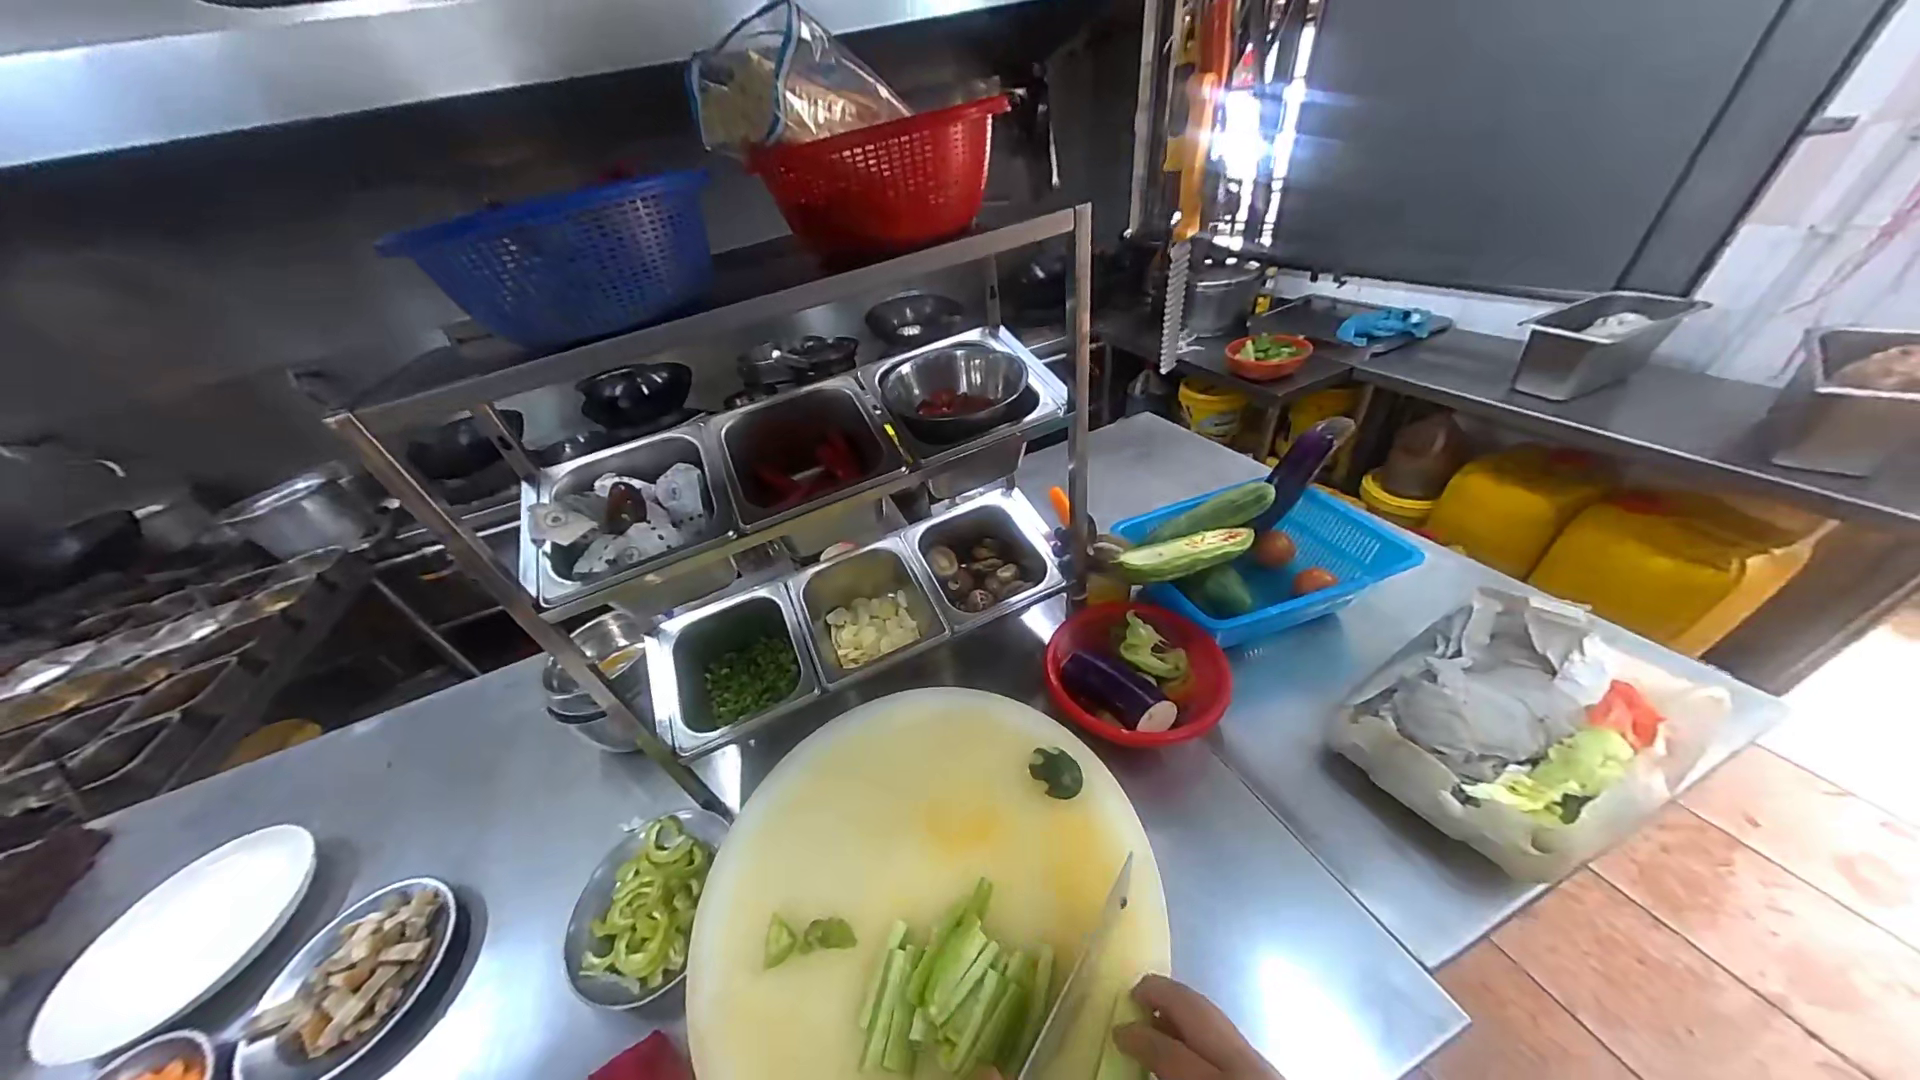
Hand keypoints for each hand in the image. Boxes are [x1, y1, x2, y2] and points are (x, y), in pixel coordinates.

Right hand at [1113, 974, 1283, 1079]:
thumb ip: (1172, 1075)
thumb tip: (1142, 1063)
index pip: (1168, 1052)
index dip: (1137, 1039)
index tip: (1116, 1033)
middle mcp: (1242, 1069)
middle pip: (1194, 1011)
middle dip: (1160, 994)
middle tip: (1133, 995)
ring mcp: (1261, 1066)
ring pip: (1214, 1014)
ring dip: (1181, 1005)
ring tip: (1155, 1010)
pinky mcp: (1269, 1070)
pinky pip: (1227, 1032)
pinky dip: (1202, 1024)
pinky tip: (1188, 1038)